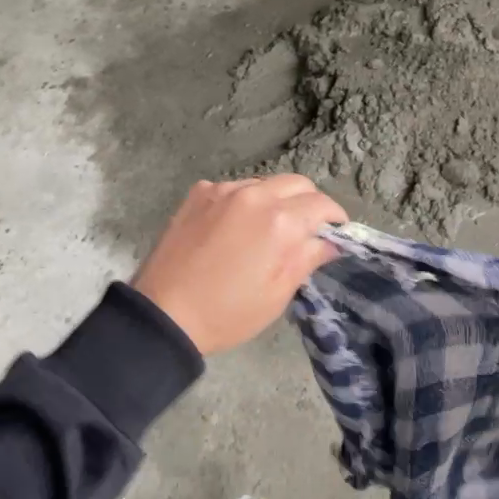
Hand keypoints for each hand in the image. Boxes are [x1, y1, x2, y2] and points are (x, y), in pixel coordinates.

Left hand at [131, 175, 346, 354]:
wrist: (163, 315)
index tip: (335, 232)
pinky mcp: (200, 192)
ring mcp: (224, 189)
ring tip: (267, 228)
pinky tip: (234, 226)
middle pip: (297, 183)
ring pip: (265, 183)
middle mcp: (255, 195)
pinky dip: (244, 201)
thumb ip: (307, 259)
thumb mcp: (277, 295)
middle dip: (309, 202)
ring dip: (276, 199)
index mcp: (280, 222)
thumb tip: (329, 241)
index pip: (321, 204)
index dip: (334, 217)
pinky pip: (234, 187)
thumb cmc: (226, 314)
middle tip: (305, 229)